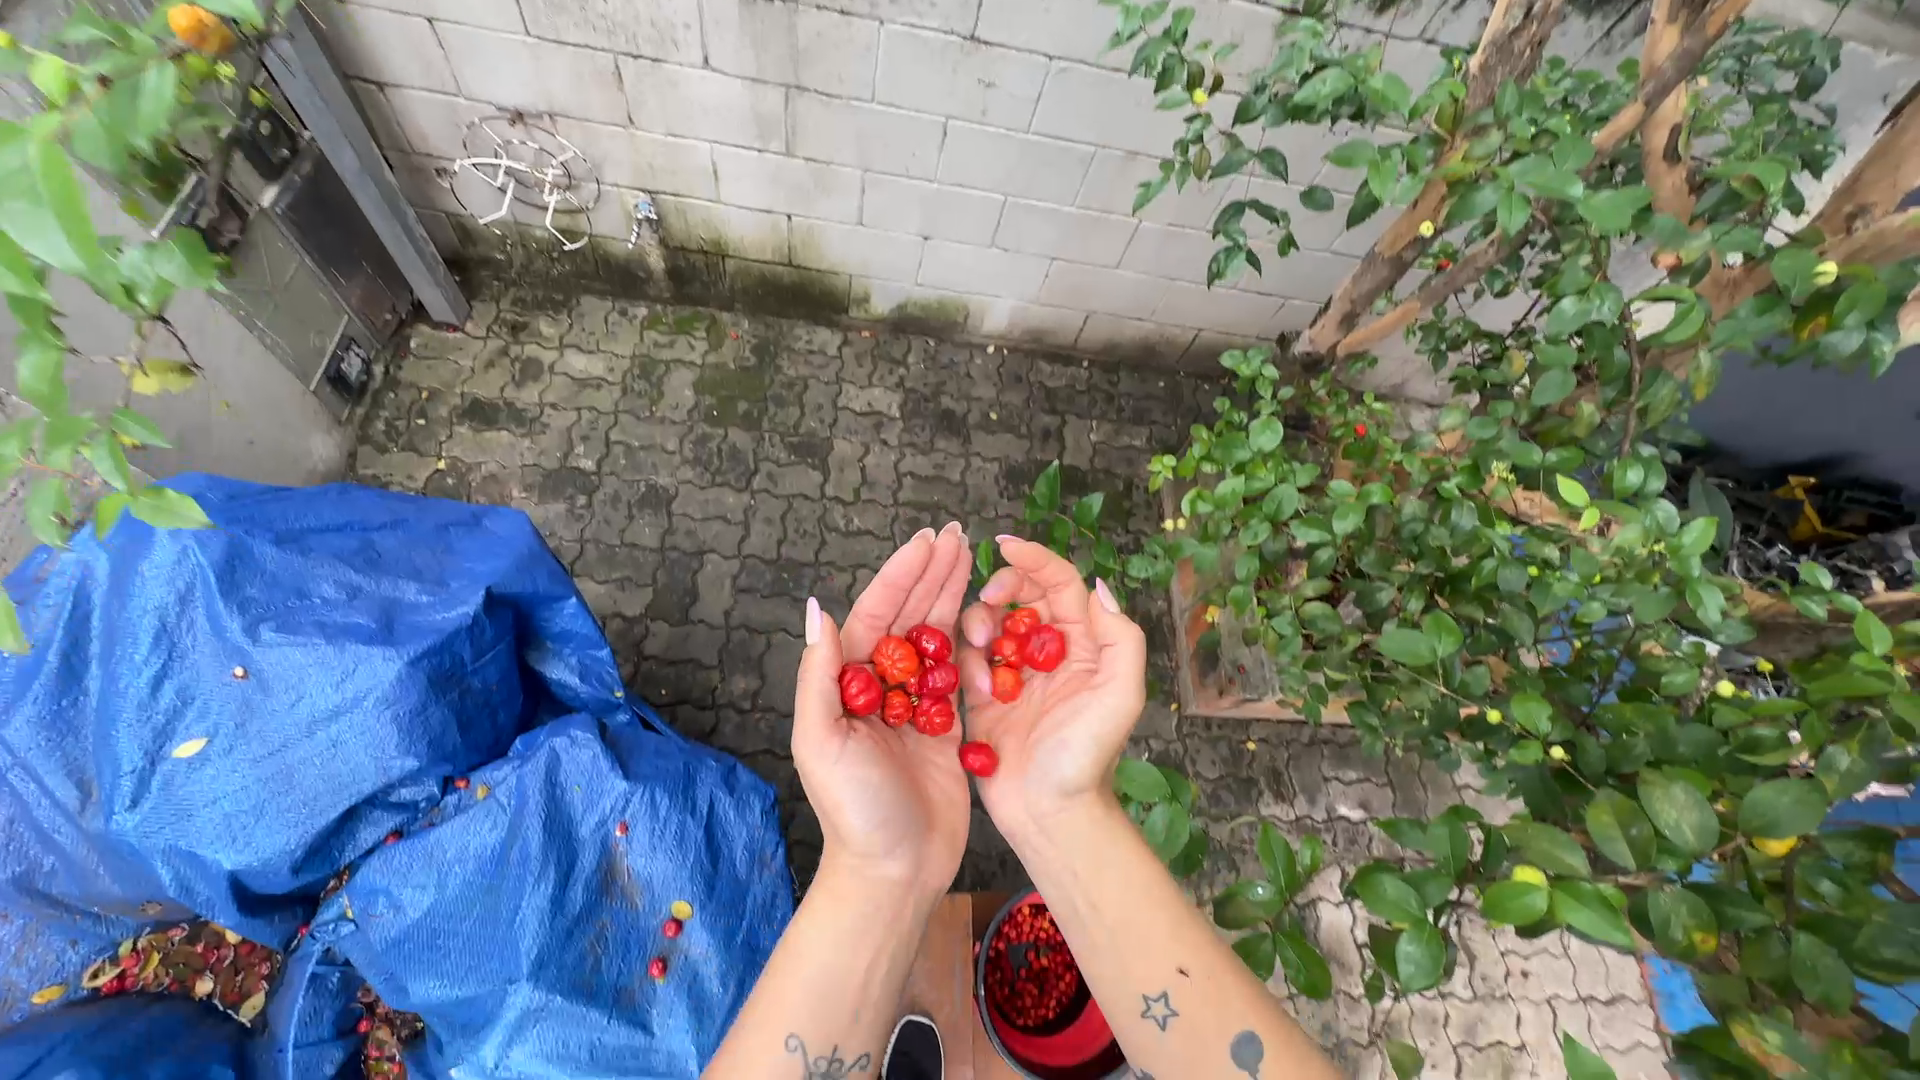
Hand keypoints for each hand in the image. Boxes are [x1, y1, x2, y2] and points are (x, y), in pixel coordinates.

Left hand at [791, 523, 973, 902]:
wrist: (896, 868)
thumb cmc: (855, 809)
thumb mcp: (823, 741)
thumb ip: (820, 676)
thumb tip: (817, 609)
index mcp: (847, 684)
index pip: (875, 614)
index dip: (900, 575)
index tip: (924, 541)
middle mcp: (879, 687)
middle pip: (906, 617)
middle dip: (929, 574)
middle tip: (954, 534)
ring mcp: (914, 704)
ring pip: (934, 637)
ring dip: (950, 596)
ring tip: (969, 558)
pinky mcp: (945, 725)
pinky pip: (957, 673)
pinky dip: (969, 641)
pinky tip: (982, 611)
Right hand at [957, 537, 1147, 846]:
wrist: (1051, 813)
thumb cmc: (1088, 756)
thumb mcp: (1121, 694)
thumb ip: (1120, 637)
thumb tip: (1098, 585)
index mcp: (1084, 644)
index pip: (1060, 585)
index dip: (1036, 559)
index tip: (1005, 544)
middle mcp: (1048, 651)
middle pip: (1021, 596)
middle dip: (1002, 587)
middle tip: (990, 598)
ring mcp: (1013, 673)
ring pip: (988, 623)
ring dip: (980, 626)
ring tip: (982, 651)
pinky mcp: (983, 696)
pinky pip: (968, 660)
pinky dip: (969, 664)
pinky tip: (981, 692)